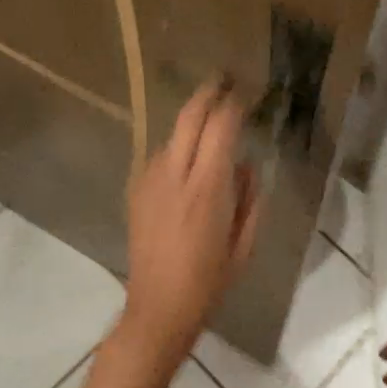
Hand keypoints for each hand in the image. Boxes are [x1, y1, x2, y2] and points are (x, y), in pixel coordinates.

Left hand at [119, 79, 260, 353]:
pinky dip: (176, 148)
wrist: (158, 307)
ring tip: (209, 122)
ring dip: (191, 123)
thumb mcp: (245, 243)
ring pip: (173, 135)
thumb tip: (246, 165)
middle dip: (208, 93)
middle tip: (224, 80)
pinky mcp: (136, 192)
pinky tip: (186, 160)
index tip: (247, 91)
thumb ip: (250, 197)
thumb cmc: (210, 281)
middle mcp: (175, 175)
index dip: (234, 103)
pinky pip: (159, 157)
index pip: (221, 127)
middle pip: (190, 117)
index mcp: (208, 188)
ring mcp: (150, 181)